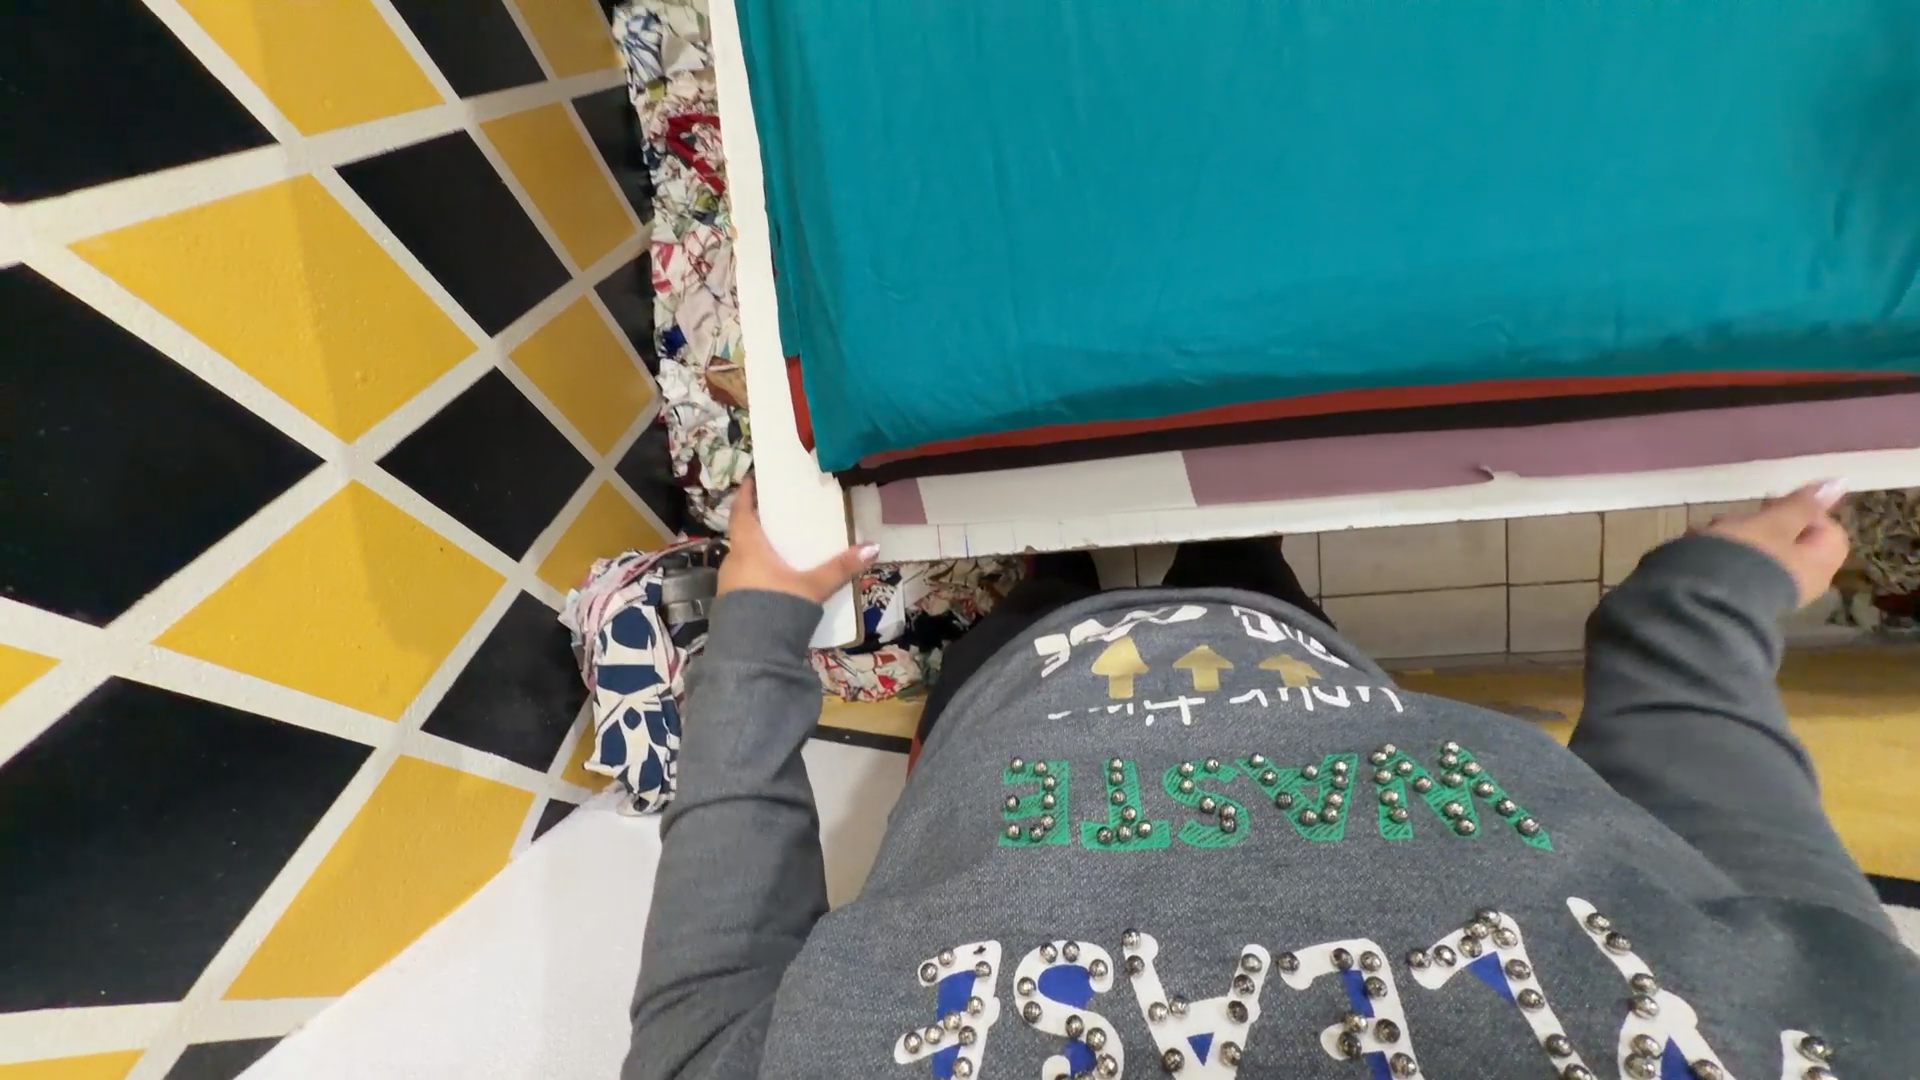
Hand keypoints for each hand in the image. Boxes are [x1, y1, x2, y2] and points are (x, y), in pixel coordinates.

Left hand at [717, 476, 879, 602]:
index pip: (741, 512)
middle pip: (743, 536)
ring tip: (781, 552)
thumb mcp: (814, 586)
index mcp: (749, 547)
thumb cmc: (778, 607)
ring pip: (744, 560)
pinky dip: (758, 575)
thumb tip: (873, 547)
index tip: (750, 479)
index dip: (745, 495)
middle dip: (758, 527)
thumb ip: (841, 568)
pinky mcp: (730, 606)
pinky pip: (745, 581)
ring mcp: (729, 585)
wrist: (752, 653)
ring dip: (758, 554)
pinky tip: (775, 584)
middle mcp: (733, 561)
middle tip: (777, 519)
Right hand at [1700, 481, 1849, 607]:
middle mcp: (1798, 579)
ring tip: (1701, 534)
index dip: (1799, 511)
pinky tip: (1692, 549)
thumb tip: (1839, 482)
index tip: (1764, 503)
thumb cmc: (1744, 557)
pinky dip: (1716, 554)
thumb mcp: (1772, 523)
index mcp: (1818, 562)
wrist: (1698, 598)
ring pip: (1754, 553)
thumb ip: (1801, 505)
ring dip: (1729, 537)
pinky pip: (1732, 567)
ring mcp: (1765, 590)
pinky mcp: (1734, 594)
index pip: (1824, 529)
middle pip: (1786, 541)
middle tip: (1726, 518)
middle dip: (1755, 524)